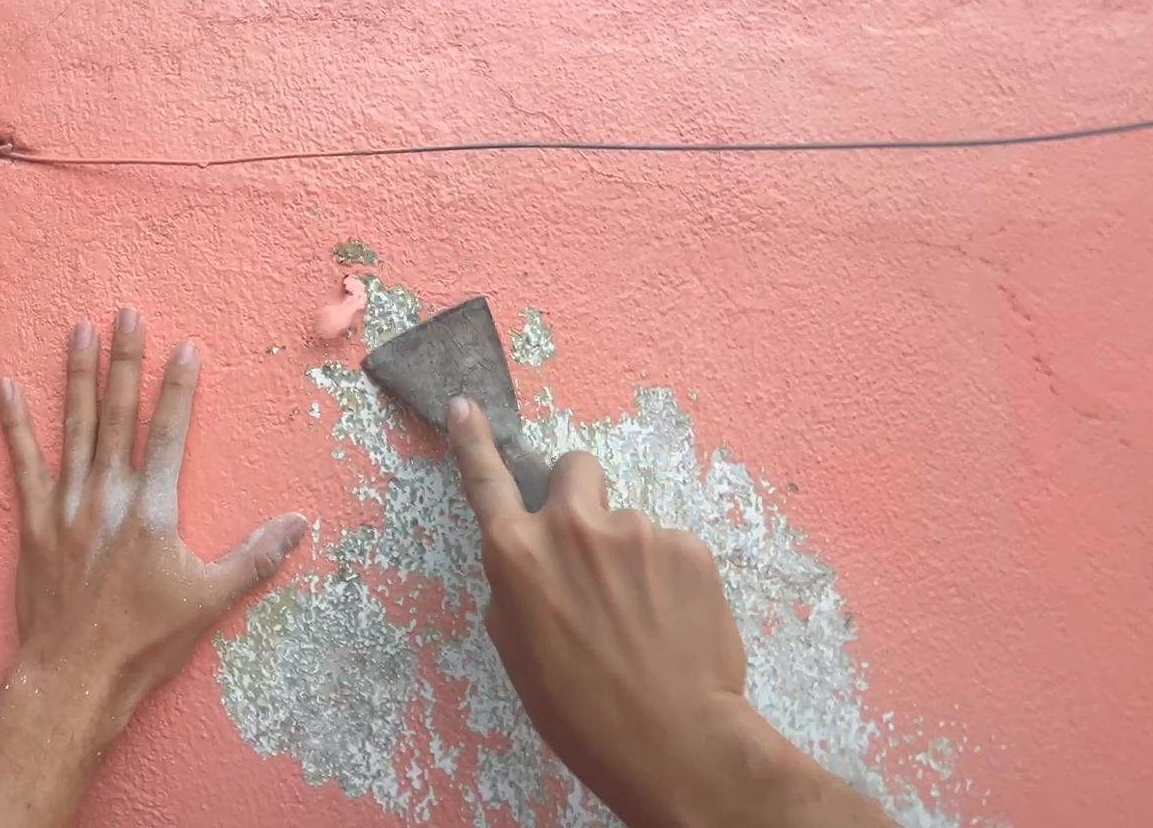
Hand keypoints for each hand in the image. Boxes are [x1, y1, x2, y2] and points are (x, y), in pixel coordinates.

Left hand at [0, 307, 308, 731]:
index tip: (184, 346)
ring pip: (74, 426)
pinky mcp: (34, 523)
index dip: (178, 386)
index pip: (168, 431)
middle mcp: (108, 495)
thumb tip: (302, 523)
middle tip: (126, 314)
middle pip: (119, 413)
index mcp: (152, 508)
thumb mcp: (211, 600)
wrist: (73, 679)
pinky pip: (23, 465)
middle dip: (125, 360)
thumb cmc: (144, 642)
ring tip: (79, 331)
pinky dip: (14, 426)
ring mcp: (66, 505)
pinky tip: (6, 388)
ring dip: (78, 376)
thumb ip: (256, 556)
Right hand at [446, 398, 893, 827]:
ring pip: (626, 520)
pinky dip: (670, 575)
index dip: (472, 439)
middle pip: (574, 467)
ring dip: (629, 552)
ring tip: (644, 613)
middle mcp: (569, 526)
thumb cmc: (577, 707)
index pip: (486, 479)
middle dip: (579, 494)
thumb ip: (513, 582)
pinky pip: (670, 546)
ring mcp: (632, 530)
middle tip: (595, 546)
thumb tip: (530, 556)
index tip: (465, 405)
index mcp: (515, 552)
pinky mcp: (687, 546)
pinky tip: (675, 620)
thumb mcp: (515, 644)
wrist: (678, 748)